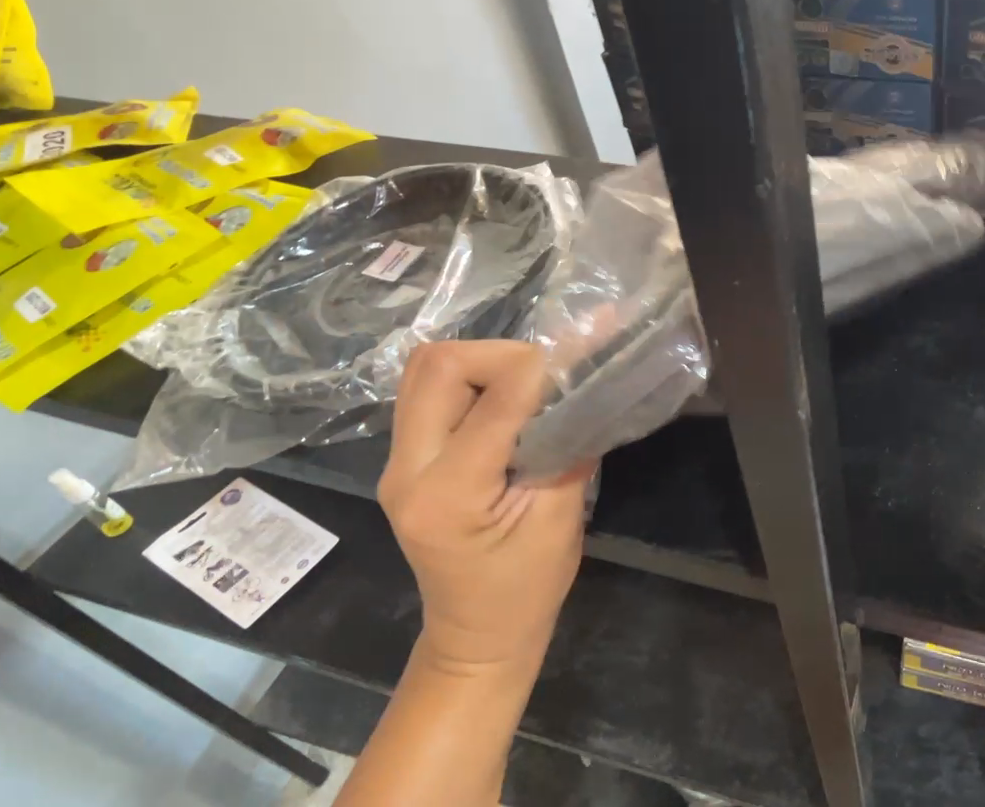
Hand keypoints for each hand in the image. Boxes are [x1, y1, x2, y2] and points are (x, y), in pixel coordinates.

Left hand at [379, 339, 593, 677]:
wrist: (477, 637)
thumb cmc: (525, 590)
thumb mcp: (559, 520)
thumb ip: (567, 444)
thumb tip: (586, 382)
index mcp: (446, 493)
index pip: (494, 402)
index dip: (543, 368)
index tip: (586, 348)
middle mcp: (405, 469)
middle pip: (435, 366)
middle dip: (500, 353)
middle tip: (548, 372)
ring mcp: (398, 462)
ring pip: (424, 371)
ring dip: (482, 362)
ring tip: (530, 382)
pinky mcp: (407, 459)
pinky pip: (428, 393)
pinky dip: (472, 378)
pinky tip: (509, 398)